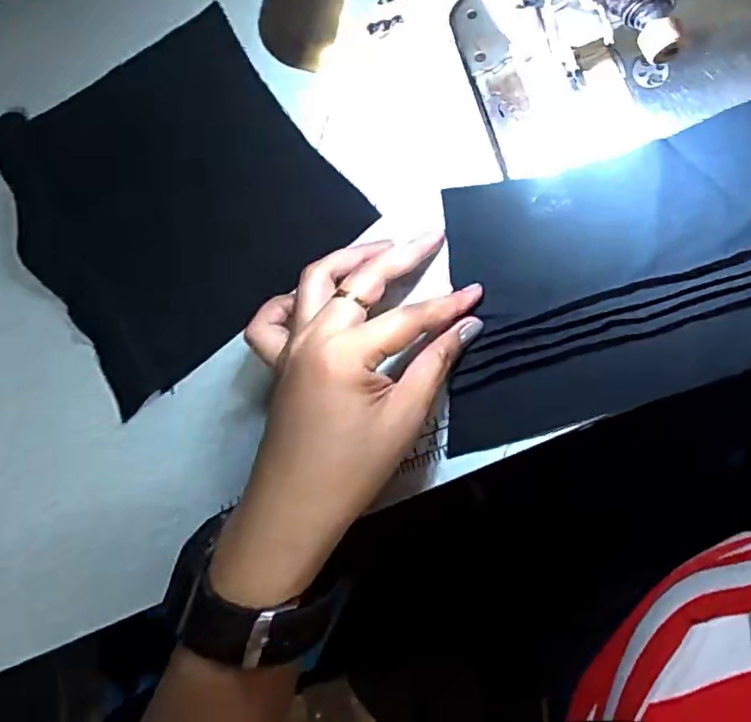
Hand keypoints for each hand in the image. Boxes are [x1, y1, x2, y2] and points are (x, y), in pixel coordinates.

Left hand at [210, 236, 482, 608]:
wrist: (291, 514)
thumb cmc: (354, 468)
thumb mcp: (406, 415)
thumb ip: (436, 360)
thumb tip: (468, 323)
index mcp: (344, 353)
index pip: (410, 316)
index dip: (449, 303)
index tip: (479, 290)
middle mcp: (312, 338)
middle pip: (359, 281)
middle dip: (400, 255)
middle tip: (432, 237)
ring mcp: (289, 348)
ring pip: (312, 282)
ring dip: (348, 258)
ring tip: (382, 246)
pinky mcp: (279, 363)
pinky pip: (271, 319)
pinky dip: (292, 297)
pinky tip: (316, 295)